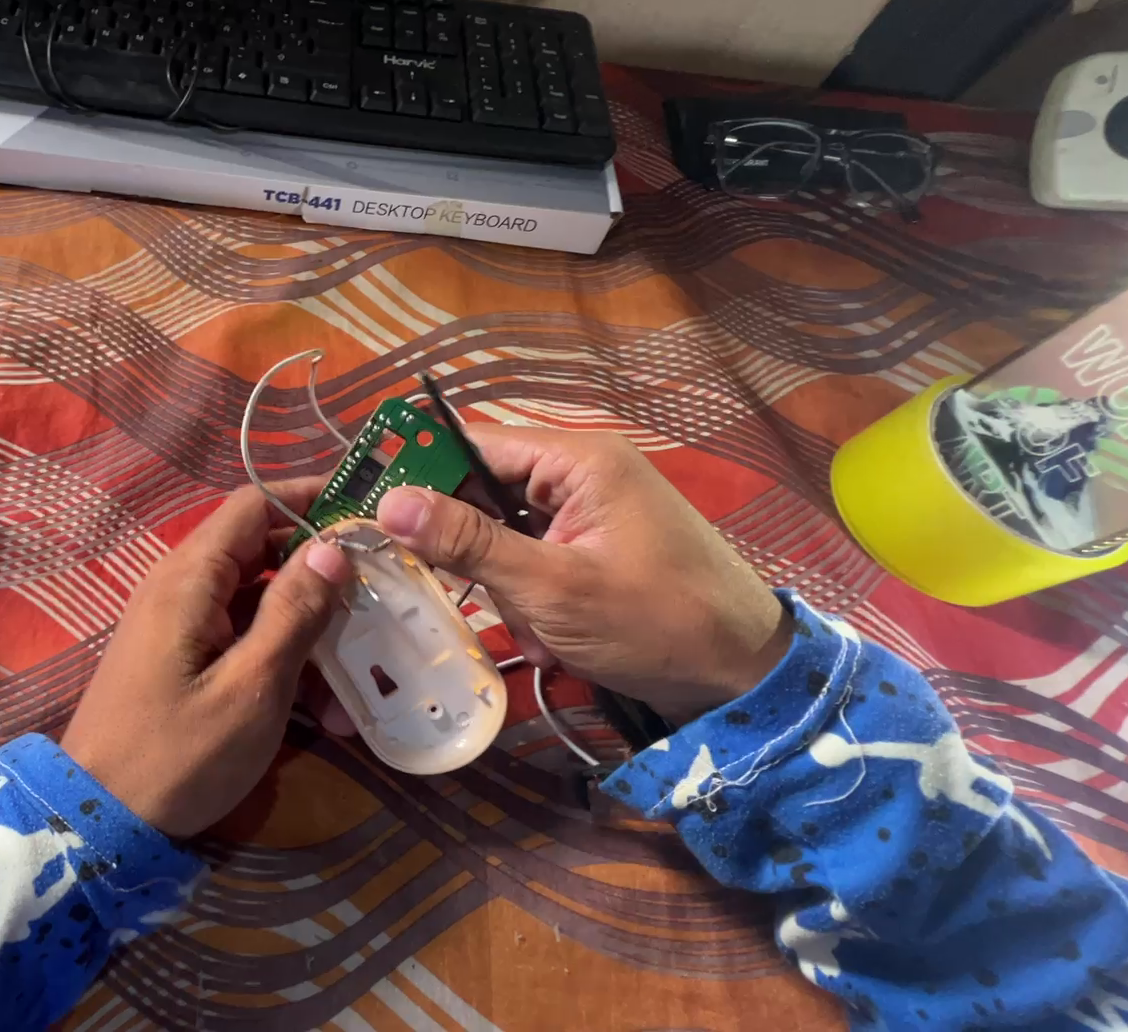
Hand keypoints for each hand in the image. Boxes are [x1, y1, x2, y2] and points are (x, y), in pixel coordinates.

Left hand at [61, 482, 352, 837]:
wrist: (98, 819)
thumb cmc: (178, 755)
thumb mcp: (251, 687)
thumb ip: (292, 613)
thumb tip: (330, 548)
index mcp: (191, 576)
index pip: (254, 505)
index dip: (309, 499)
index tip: (366, 513)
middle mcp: (180, 584)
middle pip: (259, 548)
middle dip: (318, 566)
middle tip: (380, 589)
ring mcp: (178, 620)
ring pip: (254, 594)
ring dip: (305, 618)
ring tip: (360, 655)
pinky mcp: (180, 654)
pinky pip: (238, 631)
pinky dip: (278, 648)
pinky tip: (321, 693)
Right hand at [370, 426, 788, 726]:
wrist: (748, 681)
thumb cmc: (655, 623)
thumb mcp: (550, 586)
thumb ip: (468, 542)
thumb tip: (388, 503)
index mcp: (575, 459)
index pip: (471, 445)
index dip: (420, 477)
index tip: (379, 520)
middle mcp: (577, 471)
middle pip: (481, 491)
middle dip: (471, 552)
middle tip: (463, 596)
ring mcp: (585, 510)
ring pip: (499, 532)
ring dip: (501, 585)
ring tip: (532, 630)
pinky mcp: (588, 544)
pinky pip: (528, 556)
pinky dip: (526, 597)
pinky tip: (548, 637)